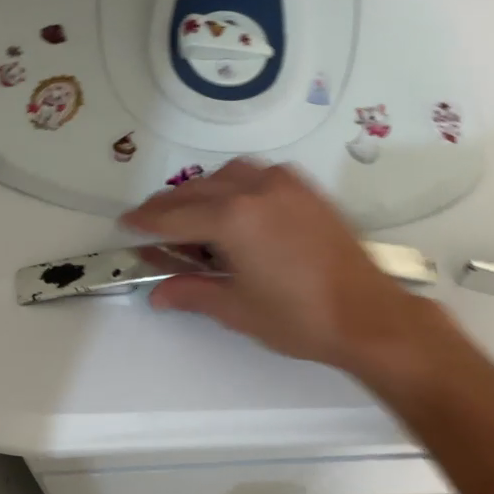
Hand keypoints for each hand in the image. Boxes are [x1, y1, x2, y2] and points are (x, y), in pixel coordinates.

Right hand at [121, 159, 439, 374]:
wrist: (368, 314)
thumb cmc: (300, 318)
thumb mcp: (238, 309)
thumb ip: (194, 293)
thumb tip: (159, 293)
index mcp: (233, 217)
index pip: (174, 216)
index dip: (145, 223)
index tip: (125, 225)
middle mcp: (257, 189)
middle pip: (198, 190)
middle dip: (170, 207)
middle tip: (151, 226)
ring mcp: (287, 185)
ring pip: (229, 175)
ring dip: (204, 191)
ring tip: (192, 219)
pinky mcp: (308, 191)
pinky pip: (260, 175)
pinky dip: (238, 186)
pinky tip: (237, 209)